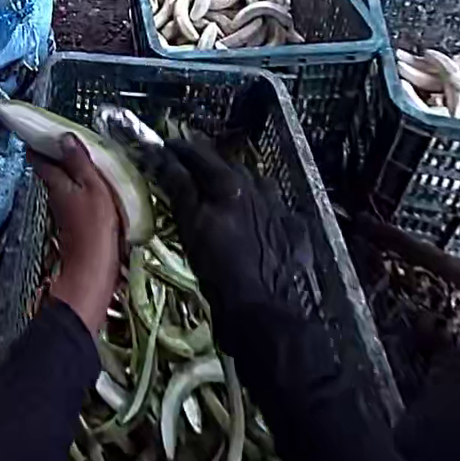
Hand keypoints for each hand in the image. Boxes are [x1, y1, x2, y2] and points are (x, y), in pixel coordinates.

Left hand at [36, 135, 120, 335]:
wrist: (93, 268)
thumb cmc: (94, 225)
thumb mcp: (92, 186)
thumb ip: (79, 161)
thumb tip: (64, 135)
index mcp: (56, 181)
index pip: (39, 158)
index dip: (36, 143)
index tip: (37, 130)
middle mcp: (53, 193)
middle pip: (48, 169)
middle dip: (51, 154)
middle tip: (62, 140)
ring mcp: (61, 208)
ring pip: (59, 181)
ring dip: (64, 169)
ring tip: (77, 157)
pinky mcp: (71, 220)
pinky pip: (69, 193)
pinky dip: (74, 184)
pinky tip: (86, 184)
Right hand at [146, 138, 317, 335]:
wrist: (262, 312)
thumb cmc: (217, 268)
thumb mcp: (189, 225)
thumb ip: (179, 186)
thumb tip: (165, 157)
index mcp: (229, 183)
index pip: (200, 154)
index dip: (180, 149)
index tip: (166, 148)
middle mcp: (257, 188)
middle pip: (229, 165)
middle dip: (208, 164)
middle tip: (190, 170)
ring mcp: (279, 210)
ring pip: (255, 184)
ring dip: (238, 184)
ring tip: (224, 194)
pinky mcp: (294, 234)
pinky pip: (276, 211)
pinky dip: (263, 210)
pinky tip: (258, 221)